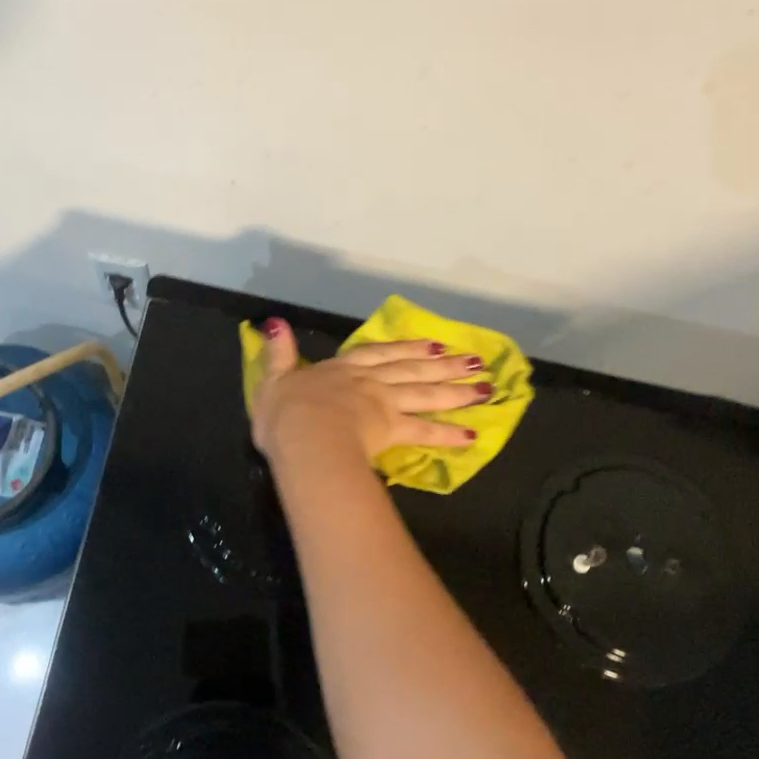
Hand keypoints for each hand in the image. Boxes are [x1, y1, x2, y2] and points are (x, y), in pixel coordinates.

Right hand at [251, 317, 490, 463]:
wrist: (304, 435)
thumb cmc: (286, 413)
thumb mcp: (273, 380)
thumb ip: (278, 354)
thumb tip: (273, 324)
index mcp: (341, 371)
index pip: (377, 354)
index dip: (405, 348)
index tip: (432, 346)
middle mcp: (369, 383)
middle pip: (411, 370)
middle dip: (443, 365)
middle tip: (474, 362)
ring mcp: (384, 404)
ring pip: (426, 394)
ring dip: (457, 392)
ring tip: (486, 390)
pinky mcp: (393, 429)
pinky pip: (425, 432)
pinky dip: (448, 434)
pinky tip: (471, 435)